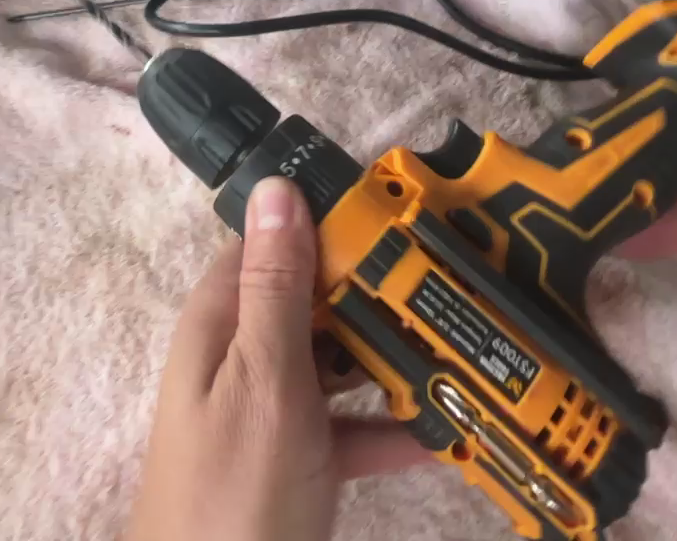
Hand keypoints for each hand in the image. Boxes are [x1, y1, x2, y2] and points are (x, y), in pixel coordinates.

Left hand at [128, 177, 428, 540]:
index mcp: (223, 318)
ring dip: (384, 356)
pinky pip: (345, 425)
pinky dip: (385, 427)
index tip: (390, 214)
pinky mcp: (294, 455)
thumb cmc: (235, 488)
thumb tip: (276, 187)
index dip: (325, 223)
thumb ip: (276, 287)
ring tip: (452, 344)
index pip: (273, 241)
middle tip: (441, 282)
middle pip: (311, 299)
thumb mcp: (263, 377)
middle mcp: (243, 351)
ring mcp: (269, 405)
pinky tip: (440, 431)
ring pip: (333, 360)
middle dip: (368, 291)